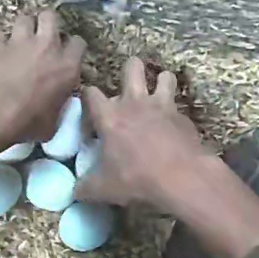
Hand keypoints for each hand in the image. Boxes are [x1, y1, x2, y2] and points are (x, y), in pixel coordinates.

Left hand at [0, 10, 85, 172]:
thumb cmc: (28, 123)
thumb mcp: (52, 123)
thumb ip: (57, 107)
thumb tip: (55, 108)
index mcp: (67, 67)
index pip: (79, 43)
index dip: (72, 47)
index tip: (67, 55)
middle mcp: (46, 47)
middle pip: (51, 17)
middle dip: (46, 23)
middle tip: (42, 37)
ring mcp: (19, 42)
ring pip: (24, 18)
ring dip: (22, 27)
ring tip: (19, 39)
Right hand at [81, 56, 258, 257]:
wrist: (182, 178)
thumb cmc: (136, 179)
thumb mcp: (103, 189)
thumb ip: (84, 187)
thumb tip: (74, 190)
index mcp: (110, 116)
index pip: (91, 93)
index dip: (87, 103)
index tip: (91, 122)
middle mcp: (135, 103)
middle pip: (132, 67)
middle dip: (129, 71)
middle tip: (127, 91)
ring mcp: (163, 106)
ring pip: (164, 77)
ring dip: (160, 83)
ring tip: (157, 97)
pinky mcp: (184, 118)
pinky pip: (179, 106)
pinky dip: (175, 114)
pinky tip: (173, 129)